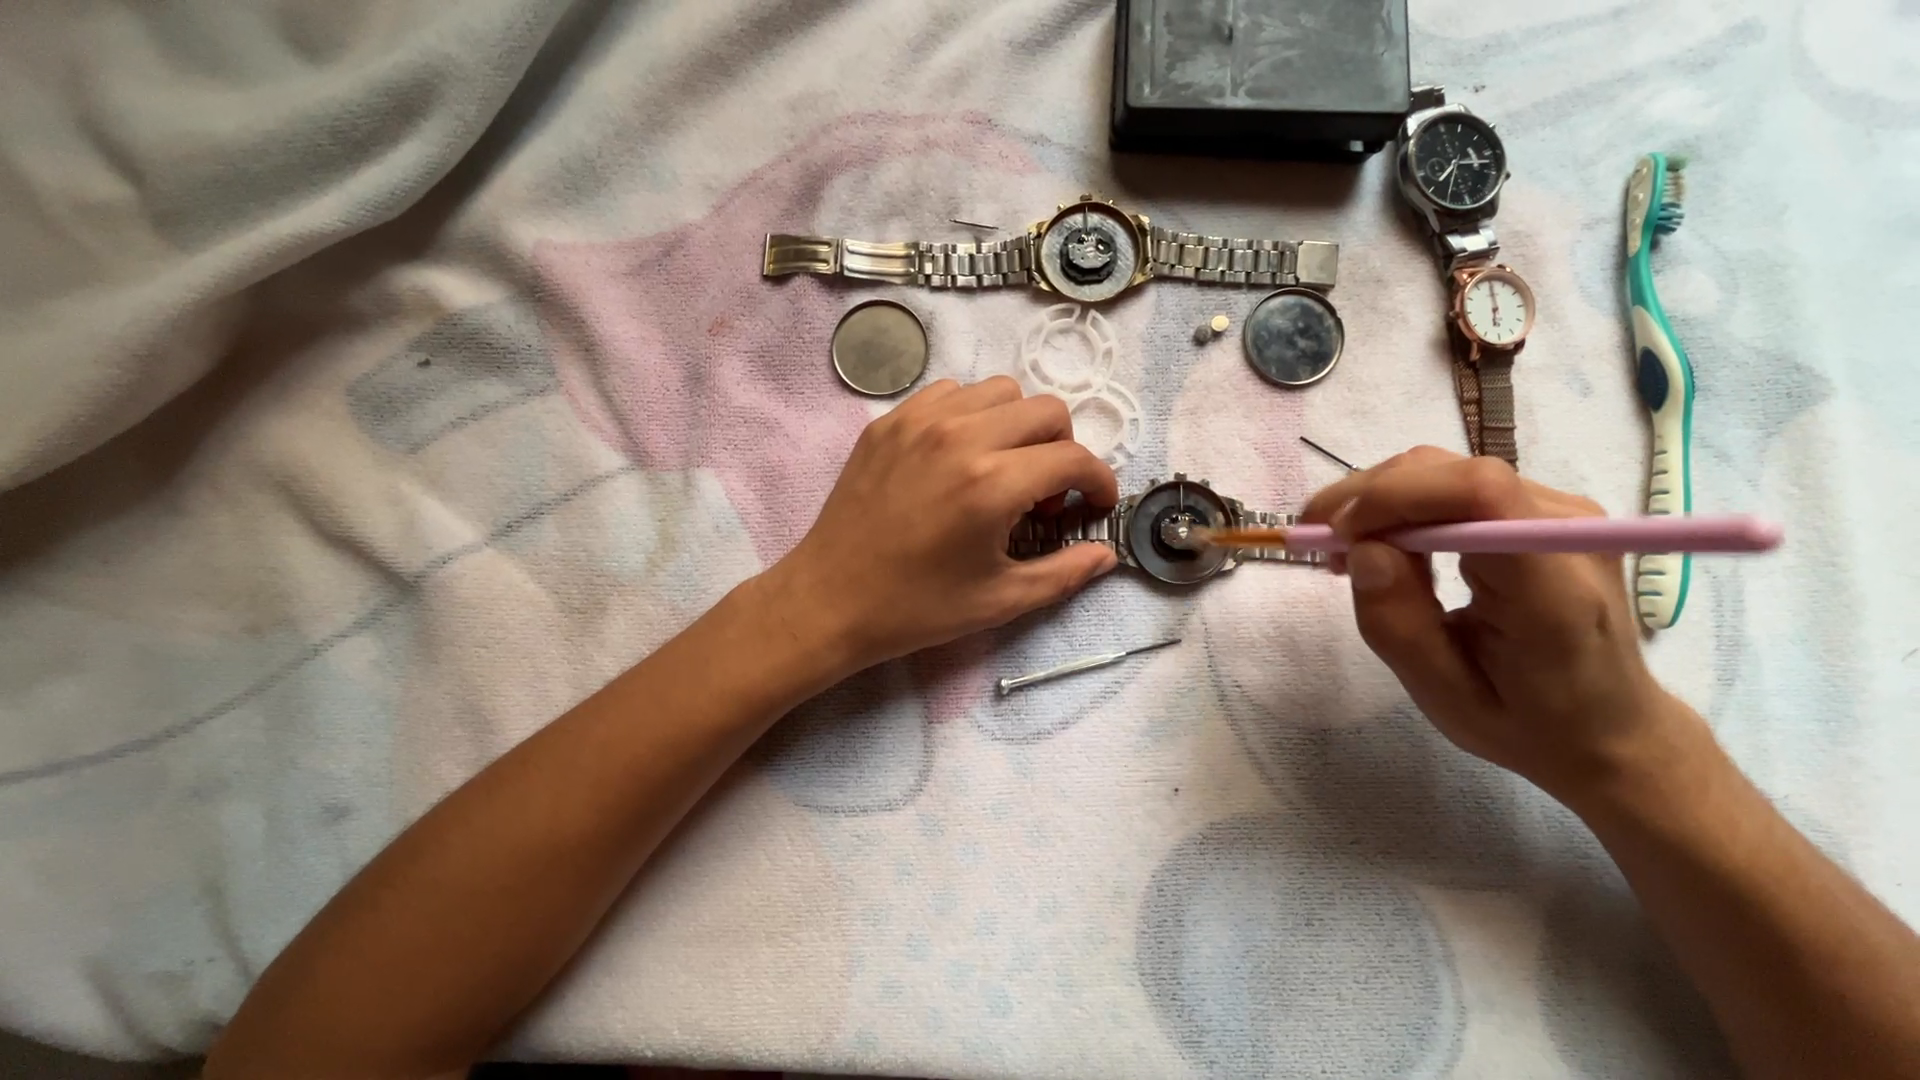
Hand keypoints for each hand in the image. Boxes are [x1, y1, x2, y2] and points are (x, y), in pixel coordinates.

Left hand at [758, 377, 1117, 673]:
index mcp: (993, 484)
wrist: (830, 600)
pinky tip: (960, 456)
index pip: (1073, 458)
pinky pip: (950, 394)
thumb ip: (1063, 572)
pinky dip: (971, 415)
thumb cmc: (917, 607)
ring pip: (1000, 391)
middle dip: (1063, 449)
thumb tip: (1106, 554)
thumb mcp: (1000, 600)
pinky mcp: (890, 422)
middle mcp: (961, 437)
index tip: (1095, 504)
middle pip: (1046, 410)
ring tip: (1003, 469)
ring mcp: (920, 422)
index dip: (1099, 481)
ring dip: (1019, 426)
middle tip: (1046, 493)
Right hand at [1302, 446, 1696, 796]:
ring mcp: (1559, 513)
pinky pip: (1456, 487)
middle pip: (1451, 472)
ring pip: (1446, 471)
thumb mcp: (1446, 697)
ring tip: (1343, 549)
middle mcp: (1565, 529)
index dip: (1394, 497)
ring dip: (1380, 499)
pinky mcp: (1542, 511)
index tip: (1337, 538)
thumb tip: (1362, 550)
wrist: (1611, 728)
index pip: (1478, 493)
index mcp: (1550, 586)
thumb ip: (1398, 626)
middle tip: (1317, 544)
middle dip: (1369, 496)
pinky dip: (1404, 505)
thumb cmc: (1527, 723)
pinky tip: (1382, 542)